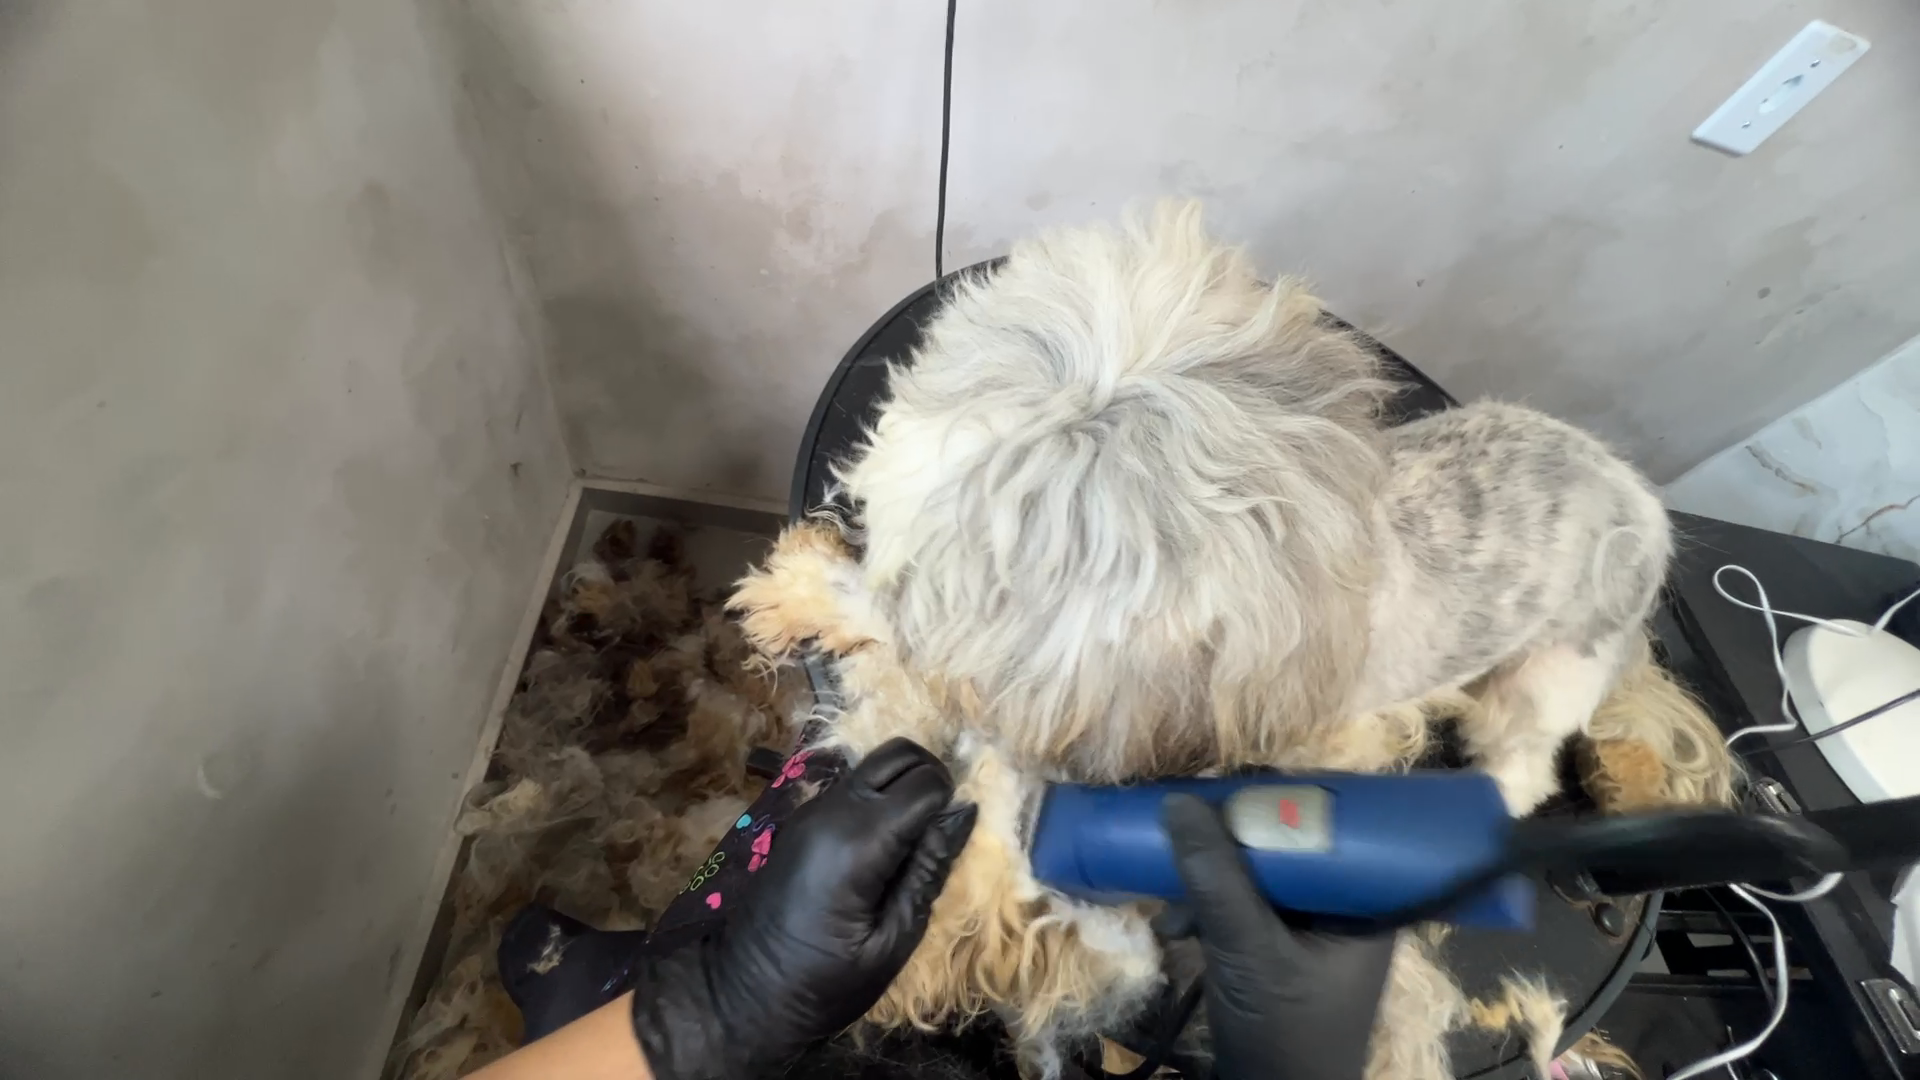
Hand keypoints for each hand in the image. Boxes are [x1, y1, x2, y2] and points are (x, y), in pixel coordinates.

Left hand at [630, 738, 976, 1079]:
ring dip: (904, 782)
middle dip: (931, 776)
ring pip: (876, 761)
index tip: (950, 838)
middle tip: (938, 824)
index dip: (949, 803)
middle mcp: (834, 809)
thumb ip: (930, 868)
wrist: (742, 994)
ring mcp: (814, 806)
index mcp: (859, 843)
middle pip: (900, 752)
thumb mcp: (893, 940)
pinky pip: (854, 782)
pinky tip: (880, 842)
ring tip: (912, 835)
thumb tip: (966, 810)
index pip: (925, 783)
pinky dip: (880, 793)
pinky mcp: (804, 814)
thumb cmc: (826, 983)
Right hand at [1162, 794, 1394, 1079]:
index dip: (1287, 798)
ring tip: (1175, 883)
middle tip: (1192, 819)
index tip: (1236, 782)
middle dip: (1232, 834)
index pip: (1335, 827)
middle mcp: (1340, 907)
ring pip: (1257, 868)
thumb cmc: (1281, 1029)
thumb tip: (1177, 800)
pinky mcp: (1272, 943)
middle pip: (1288, 843)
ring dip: (1210, 870)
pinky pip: (1238, 898)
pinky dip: (1205, 900)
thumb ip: (1215, 876)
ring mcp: (1304, 927)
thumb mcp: (1247, 947)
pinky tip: (1176, 921)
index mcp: (1366, 906)